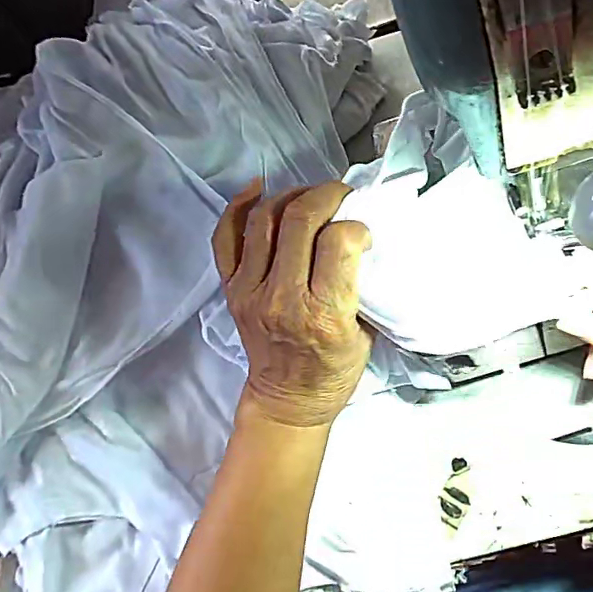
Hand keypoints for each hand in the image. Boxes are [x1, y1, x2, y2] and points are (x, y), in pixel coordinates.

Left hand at [213, 180, 372, 428]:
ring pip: (264, 219)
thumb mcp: (366, 334)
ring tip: (310, 195)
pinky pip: (226, 237)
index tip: (363, 231)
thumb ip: (361, 286)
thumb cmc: (334, 371)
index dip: (355, 225)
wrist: (287, 401)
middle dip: (326, 195)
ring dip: (292, 195)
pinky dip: (239, 207)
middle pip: (299, 221)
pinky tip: (259, 190)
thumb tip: (359, 238)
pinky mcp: (230, 289)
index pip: (338, 242)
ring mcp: (249, 291)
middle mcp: (282, 298)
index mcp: (324, 314)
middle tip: (341, 195)